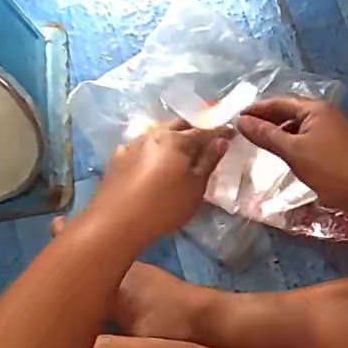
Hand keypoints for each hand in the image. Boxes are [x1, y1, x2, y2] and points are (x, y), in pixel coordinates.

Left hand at [83, 121, 230, 248]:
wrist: (116, 221)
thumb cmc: (164, 205)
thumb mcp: (195, 187)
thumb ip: (209, 161)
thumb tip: (221, 140)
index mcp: (177, 140)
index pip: (204, 130)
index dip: (220, 131)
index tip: (231, 132)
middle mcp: (154, 135)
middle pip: (178, 126)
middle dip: (194, 128)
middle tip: (206, 138)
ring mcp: (132, 145)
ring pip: (157, 134)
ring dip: (170, 138)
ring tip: (178, 149)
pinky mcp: (117, 159)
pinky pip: (139, 147)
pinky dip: (150, 150)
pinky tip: (150, 161)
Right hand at [234, 97, 347, 211]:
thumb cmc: (329, 168)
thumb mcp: (293, 151)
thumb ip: (266, 135)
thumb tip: (241, 121)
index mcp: (316, 109)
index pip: (279, 102)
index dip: (257, 109)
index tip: (236, 117)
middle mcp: (326, 114)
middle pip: (290, 112)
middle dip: (268, 119)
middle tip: (244, 129)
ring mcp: (334, 129)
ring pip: (300, 126)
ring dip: (280, 131)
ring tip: (260, 141)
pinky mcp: (337, 145)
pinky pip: (308, 137)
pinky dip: (293, 142)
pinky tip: (283, 152)